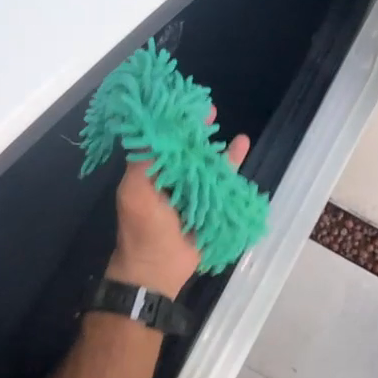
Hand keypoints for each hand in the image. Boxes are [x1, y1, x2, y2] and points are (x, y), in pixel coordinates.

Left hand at [106, 112, 250, 297]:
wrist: (158, 271)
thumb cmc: (143, 231)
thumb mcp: (136, 193)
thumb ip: (144, 162)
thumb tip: (157, 130)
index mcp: (148, 172)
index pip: (161, 139)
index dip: (172, 122)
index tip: (184, 106)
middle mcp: (169, 178)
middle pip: (185, 148)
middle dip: (197, 130)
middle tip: (209, 110)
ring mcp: (190, 191)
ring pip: (206, 161)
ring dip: (216, 145)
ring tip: (228, 127)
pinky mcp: (208, 204)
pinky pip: (222, 180)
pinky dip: (231, 163)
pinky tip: (241, 146)